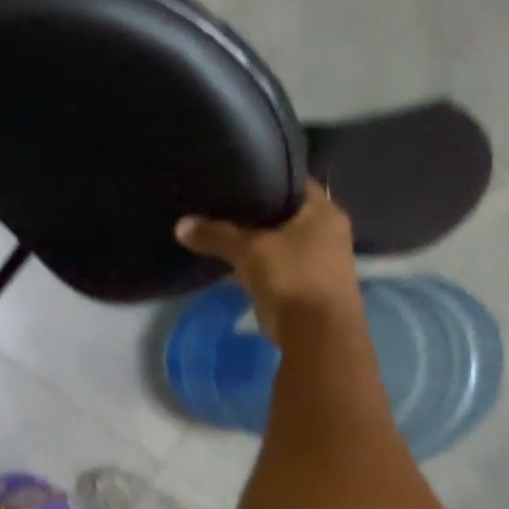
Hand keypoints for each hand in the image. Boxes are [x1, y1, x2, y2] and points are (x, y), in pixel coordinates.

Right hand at [175, 179, 361, 343]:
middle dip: (256, 211)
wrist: (316, 329)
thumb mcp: (247, 250)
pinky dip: (258, 260)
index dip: (265, 179)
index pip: (294, 183)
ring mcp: (319, 257)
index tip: (234, 179)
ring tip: (220, 231)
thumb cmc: (291, 276)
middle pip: (285, 211)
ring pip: (280, 238)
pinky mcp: (305, 280)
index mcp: (324, 211)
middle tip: (219, 206)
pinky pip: (276, 261)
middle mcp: (327, 229)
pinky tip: (233, 259)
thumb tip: (181, 225)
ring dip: (256, 238)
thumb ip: (215, 235)